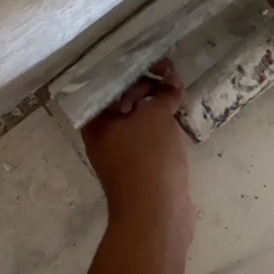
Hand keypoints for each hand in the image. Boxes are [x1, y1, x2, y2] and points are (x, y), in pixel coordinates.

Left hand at [81, 58, 192, 239]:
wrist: (157, 215)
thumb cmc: (148, 158)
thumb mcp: (155, 116)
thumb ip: (161, 94)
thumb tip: (170, 86)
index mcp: (96, 120)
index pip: (110, 82)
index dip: (132, 67)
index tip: (155, 59)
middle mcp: (103, 134)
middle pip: (123, 98)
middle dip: (147, 84)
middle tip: (171, 73)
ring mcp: (121, 151)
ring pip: (138, 117)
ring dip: (156, 102)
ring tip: (178, 89)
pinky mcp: (140, 165)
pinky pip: (149, 134)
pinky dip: (161, 122)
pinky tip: (178, 112)